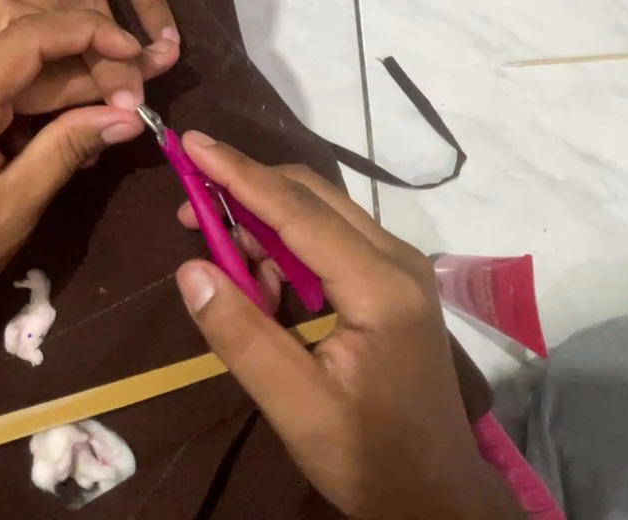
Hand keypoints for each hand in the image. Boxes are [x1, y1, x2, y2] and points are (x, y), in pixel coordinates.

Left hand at [0, 0, 179, 109]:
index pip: (10, 38)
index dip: (38, 79)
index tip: (60, 121)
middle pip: (55, 30)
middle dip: (86, 78)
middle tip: (115, 120)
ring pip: (95, 5)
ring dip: (119, 50)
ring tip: (142, 94)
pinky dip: (151, 1)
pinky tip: (168, 39)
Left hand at [0, 0, 149, 358]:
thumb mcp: (12, 212)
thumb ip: (65, 150)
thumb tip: (129, 115)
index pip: (29, 37)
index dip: (88, 33)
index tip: (135, 54)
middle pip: (10, 16)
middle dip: (71, 41)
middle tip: (115, 88)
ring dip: (38, 40)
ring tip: (77, 85)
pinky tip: (23, 82)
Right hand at [171, 134, 521, 519]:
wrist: (438, 499)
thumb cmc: (370, 457)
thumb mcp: (296, 407)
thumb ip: (242, 336)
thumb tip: (190, 269)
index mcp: (380, 286)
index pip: (297, 210)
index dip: (239, 173)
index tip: (191, 143)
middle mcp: (396, 259)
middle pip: (309, 196)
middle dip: (244, 190)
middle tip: (189, 209)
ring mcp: (398, 267)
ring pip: (317, 212)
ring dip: (262, 222)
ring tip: (221, 259)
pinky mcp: (390, 280)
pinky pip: (327, 237)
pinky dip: (284, 247)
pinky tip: (261, 286)